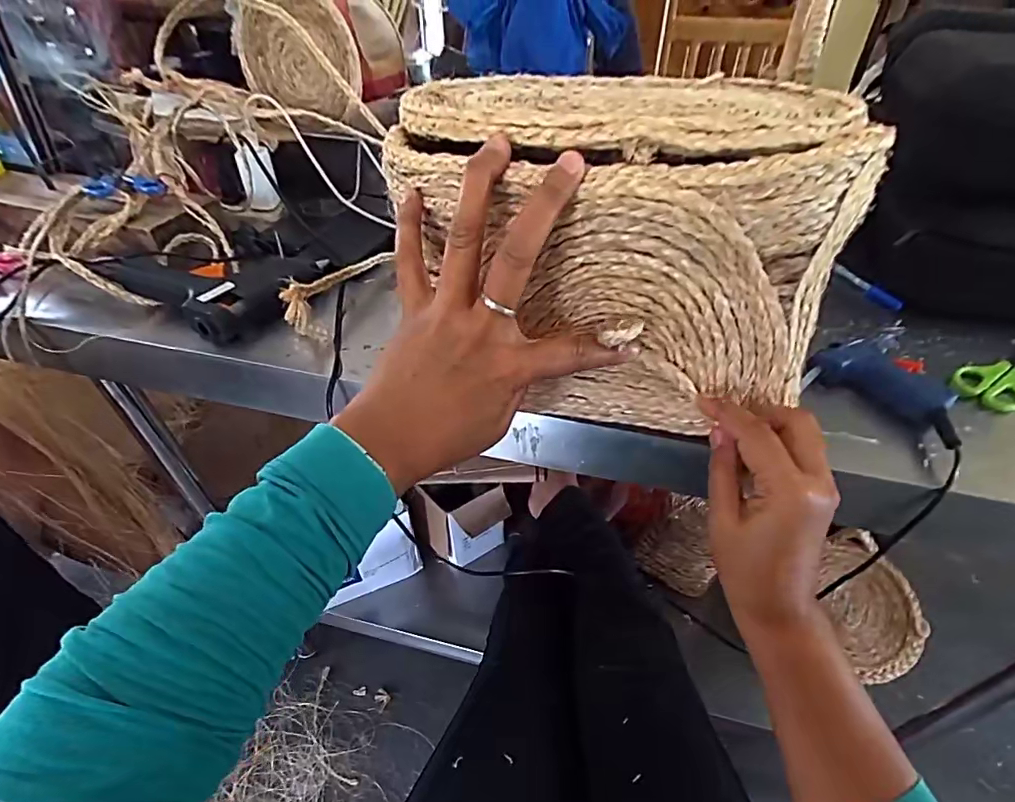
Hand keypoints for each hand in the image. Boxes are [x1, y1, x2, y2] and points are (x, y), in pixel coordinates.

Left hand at [332, 137, 627, 489]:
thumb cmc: (447, 437)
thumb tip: (534, 361)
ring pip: (463, 240)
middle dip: (546, 205)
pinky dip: (409, 226)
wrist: (387, 440)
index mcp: (508, 363)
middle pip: (518, 256)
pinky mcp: (414, 308)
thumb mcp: (500, 418)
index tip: (627, 342)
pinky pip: (410, 260)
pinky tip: (411, 192)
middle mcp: (480, 325)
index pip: (568, 352)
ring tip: (495, 146)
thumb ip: (520, 383)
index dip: (602, 349)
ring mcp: (443, 310)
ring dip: (479, 187)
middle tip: (568, 165)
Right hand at [703, 399, 839, 635]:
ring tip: (737, 430)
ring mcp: (827, 486)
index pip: (760, 436)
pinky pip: (806, 452)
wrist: (779, 607)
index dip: (729, 414)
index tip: (705, 401)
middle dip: (760, 410)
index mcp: (790, 491)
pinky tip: (754, 450)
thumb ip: (723, 471)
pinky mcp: (825, 492)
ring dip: (773, 423)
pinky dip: (782, 441)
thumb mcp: (723, 521)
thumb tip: (720, 433)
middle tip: (726, 415)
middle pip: (796, 422)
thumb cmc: (744, 573)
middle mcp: (818, 482)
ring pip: (806, 433)